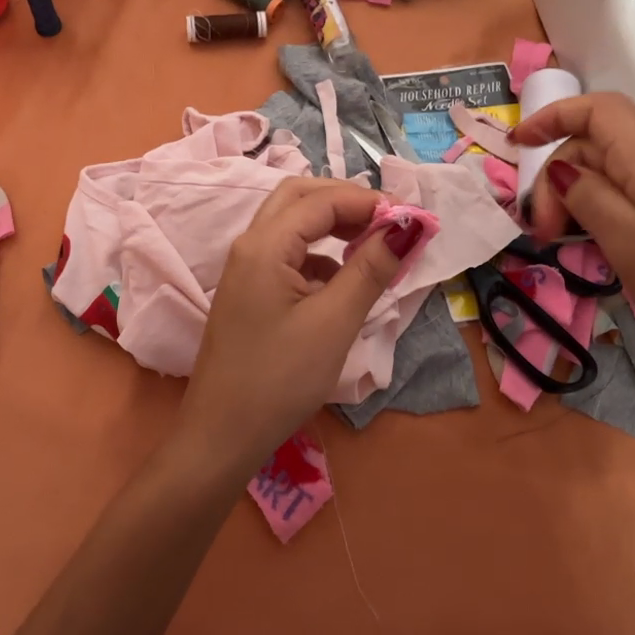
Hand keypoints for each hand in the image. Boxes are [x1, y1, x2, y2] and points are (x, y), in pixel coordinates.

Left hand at [175, 178, 417, 477]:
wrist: (221, 436)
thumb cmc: (279, 379)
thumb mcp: (334, 323)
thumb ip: (370, 269)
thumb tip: (408, 226)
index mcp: (264, 244)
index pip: (322, 200)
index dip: (369, 202)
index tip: (413, 220)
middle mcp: (249, 245)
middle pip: (300, 198)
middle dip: (346, 202)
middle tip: (390, 223)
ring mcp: (245, 269)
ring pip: (292, 224)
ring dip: (333, 225)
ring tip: (375, 247)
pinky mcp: (250, 292)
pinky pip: (287, 254)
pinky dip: (320, 254)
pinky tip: (344, 281)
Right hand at [513, 93, 634, 387]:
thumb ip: (593, 203)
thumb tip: (562, 168)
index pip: (598, 109)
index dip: (552, 115)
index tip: (516, 150)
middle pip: (605, 144)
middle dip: (561, 178)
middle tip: (545, 238)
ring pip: (627, 174)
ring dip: (588, 200)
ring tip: (576, 251)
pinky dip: (619, 215)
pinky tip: (621, 258)